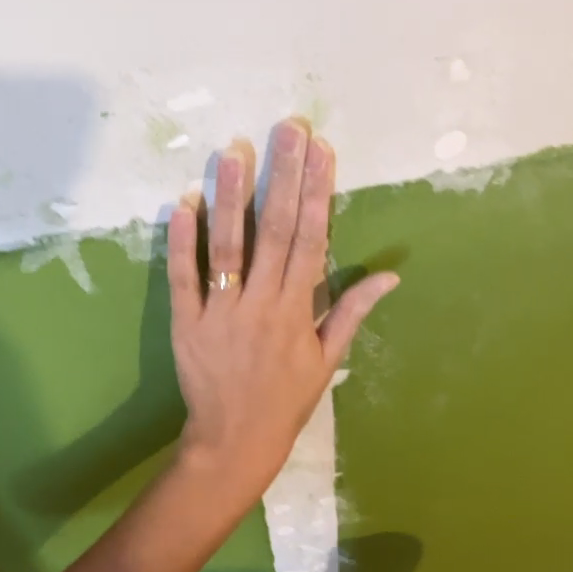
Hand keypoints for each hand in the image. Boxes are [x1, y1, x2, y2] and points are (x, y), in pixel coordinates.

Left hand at [167, 118, 397, 501]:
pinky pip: (184, 277)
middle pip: (273, 231)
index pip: (311, 240)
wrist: (234, 443)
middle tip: (287, 128)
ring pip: (227, 247)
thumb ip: (352, 312)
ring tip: (234, 151)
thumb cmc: (286, 402)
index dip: (317, 193)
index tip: (322, 150)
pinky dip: (182, 241)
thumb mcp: (327, 360)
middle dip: (283, 177)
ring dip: (231, 197)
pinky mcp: (186, 322)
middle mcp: (261, 303)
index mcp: (298, 310)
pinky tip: (184, 202)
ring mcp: (220, 311)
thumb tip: (390, 274)